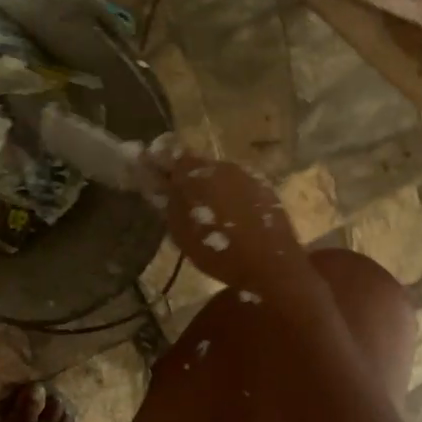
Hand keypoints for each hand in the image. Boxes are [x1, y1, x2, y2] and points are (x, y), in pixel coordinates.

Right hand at [150, 148, 301, 282]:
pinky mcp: (267, 191)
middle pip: (198, 164)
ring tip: (204, 209)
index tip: (150, 173)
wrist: (271, 266)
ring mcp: (248, 177)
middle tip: (176, 195)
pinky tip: (229, 215)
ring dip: (209, 186)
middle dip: (185, 176)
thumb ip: (168, 200)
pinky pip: (239, 187)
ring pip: (220, 175)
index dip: (158, 162)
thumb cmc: (216, 249)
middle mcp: (223, 166)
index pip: (170, 155)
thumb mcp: (179, 228)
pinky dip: (230, 195)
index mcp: (197, 172)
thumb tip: (158, 181)